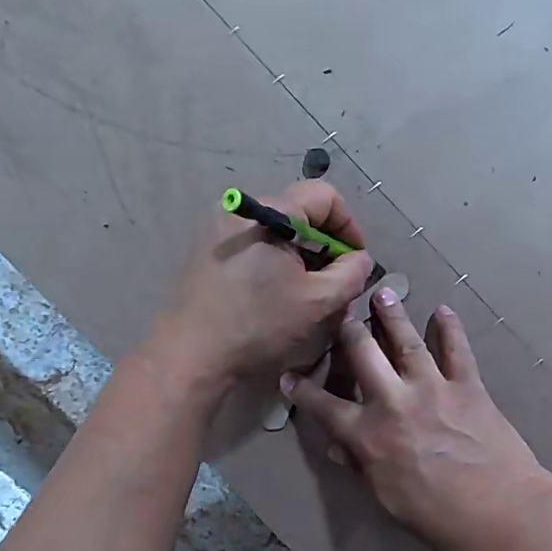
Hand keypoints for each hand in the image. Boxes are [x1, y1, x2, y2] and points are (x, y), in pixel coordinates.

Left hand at [147, 180, 374, 389]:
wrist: (191, 353)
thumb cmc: (258, 325)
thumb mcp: (318, 302)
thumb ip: (351, 274)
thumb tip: (359, 259)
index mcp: (269, 212)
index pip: (324, 196)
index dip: (349, 226)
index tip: (355, 261)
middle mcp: (239, 207)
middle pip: (298, 212)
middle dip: (323, 245)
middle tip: (333, 283)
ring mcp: (216, 226)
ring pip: (274, 230)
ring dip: (298, 256)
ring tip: (305, 292)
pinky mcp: (204, 248)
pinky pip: (251, 243)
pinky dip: (273, 261)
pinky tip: (274, 294)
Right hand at [282, 288, 551, 547]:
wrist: (496, 509)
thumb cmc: (434, 514)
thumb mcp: (384, 496)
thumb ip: (360, 465)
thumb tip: (340, 447)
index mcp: (366, 433)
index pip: (323, 405)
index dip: (302, 389)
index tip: (288, 376)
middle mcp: (393, 400)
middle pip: (362, 353)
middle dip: (348, 330)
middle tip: (343, 314)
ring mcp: (432, 387)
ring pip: (406, 341)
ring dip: (392, 315)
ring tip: (383, 293)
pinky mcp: (468, 385)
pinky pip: (457, 349)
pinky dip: (450, 328)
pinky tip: (443, 310)